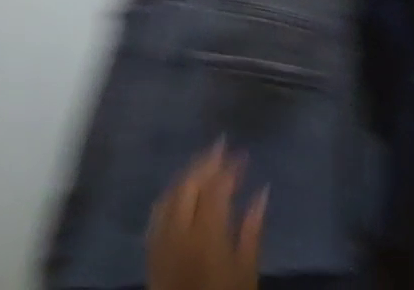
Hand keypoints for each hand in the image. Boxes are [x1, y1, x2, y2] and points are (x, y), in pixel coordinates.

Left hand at [146, 141, 264, 289]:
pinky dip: (169, 196)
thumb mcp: (247, 269)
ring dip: (184, 176)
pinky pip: (156, 215)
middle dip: (204, 162)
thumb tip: (263, 191)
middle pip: (187, 186)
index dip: (228, 166)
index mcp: (207, 233)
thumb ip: (252, 228)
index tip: (243, 153)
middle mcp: (179, 232)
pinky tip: (177, 192)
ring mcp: (161, 242)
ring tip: (201, 163)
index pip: (215, 188)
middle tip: (221, 145)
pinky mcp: (150, 253)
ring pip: (168, 197)